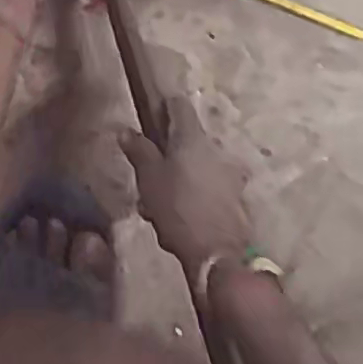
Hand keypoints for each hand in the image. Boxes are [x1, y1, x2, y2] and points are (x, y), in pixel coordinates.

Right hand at [120, 96, 253, 269]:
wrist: (220, 258)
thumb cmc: (178, 206)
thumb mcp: (148, 175)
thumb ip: (138, 149)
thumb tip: (126, 130)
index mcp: (194, 138)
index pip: (179, 105)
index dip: (163, 106)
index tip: (149, 114)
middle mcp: (217, 152)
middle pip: (187, 141)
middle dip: (167, 153)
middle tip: (147, 170)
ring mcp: (231, 179)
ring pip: (196, 169)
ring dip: (178, 180)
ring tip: (155, 204)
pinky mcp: (236, 204)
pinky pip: (207, 191)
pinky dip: (191, 198)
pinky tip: (173, 219)